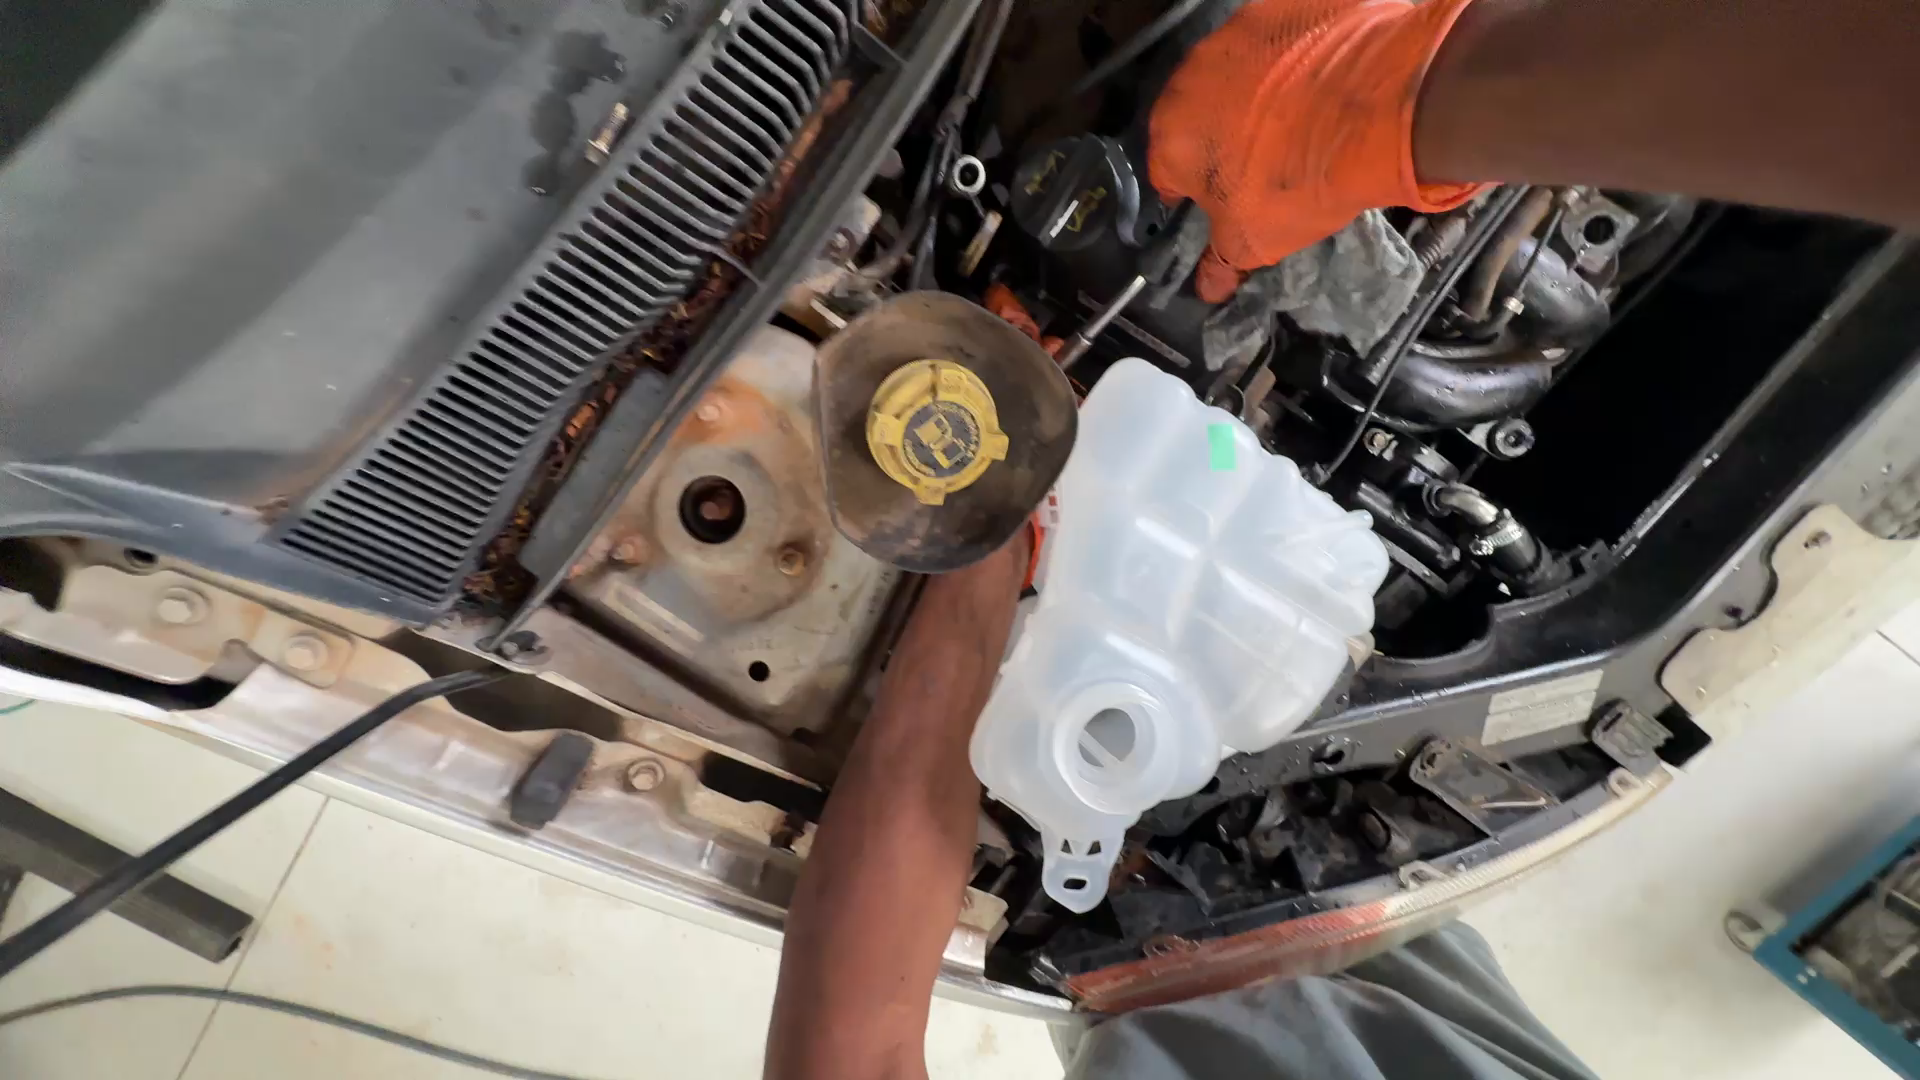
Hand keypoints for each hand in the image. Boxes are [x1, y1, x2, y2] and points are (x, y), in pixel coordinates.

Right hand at [1148, 0, 1486, 301]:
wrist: (1385, 105)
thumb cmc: (1295, 184)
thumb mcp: (1251, 241)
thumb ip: (1219, 263)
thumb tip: (1208, 289)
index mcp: (1169, 136)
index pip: (1166, 174)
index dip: (1192, 194)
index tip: (1220, 201)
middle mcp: (1191, 74)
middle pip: (1195, 115)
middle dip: (1217, 138)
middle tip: (1258, 162)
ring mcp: (1242, 26)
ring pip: (1236, 71)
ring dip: (1252, 93)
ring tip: (1298, 117)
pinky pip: (1284, 33)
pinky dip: (1296, 54)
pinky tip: (1325, 80)